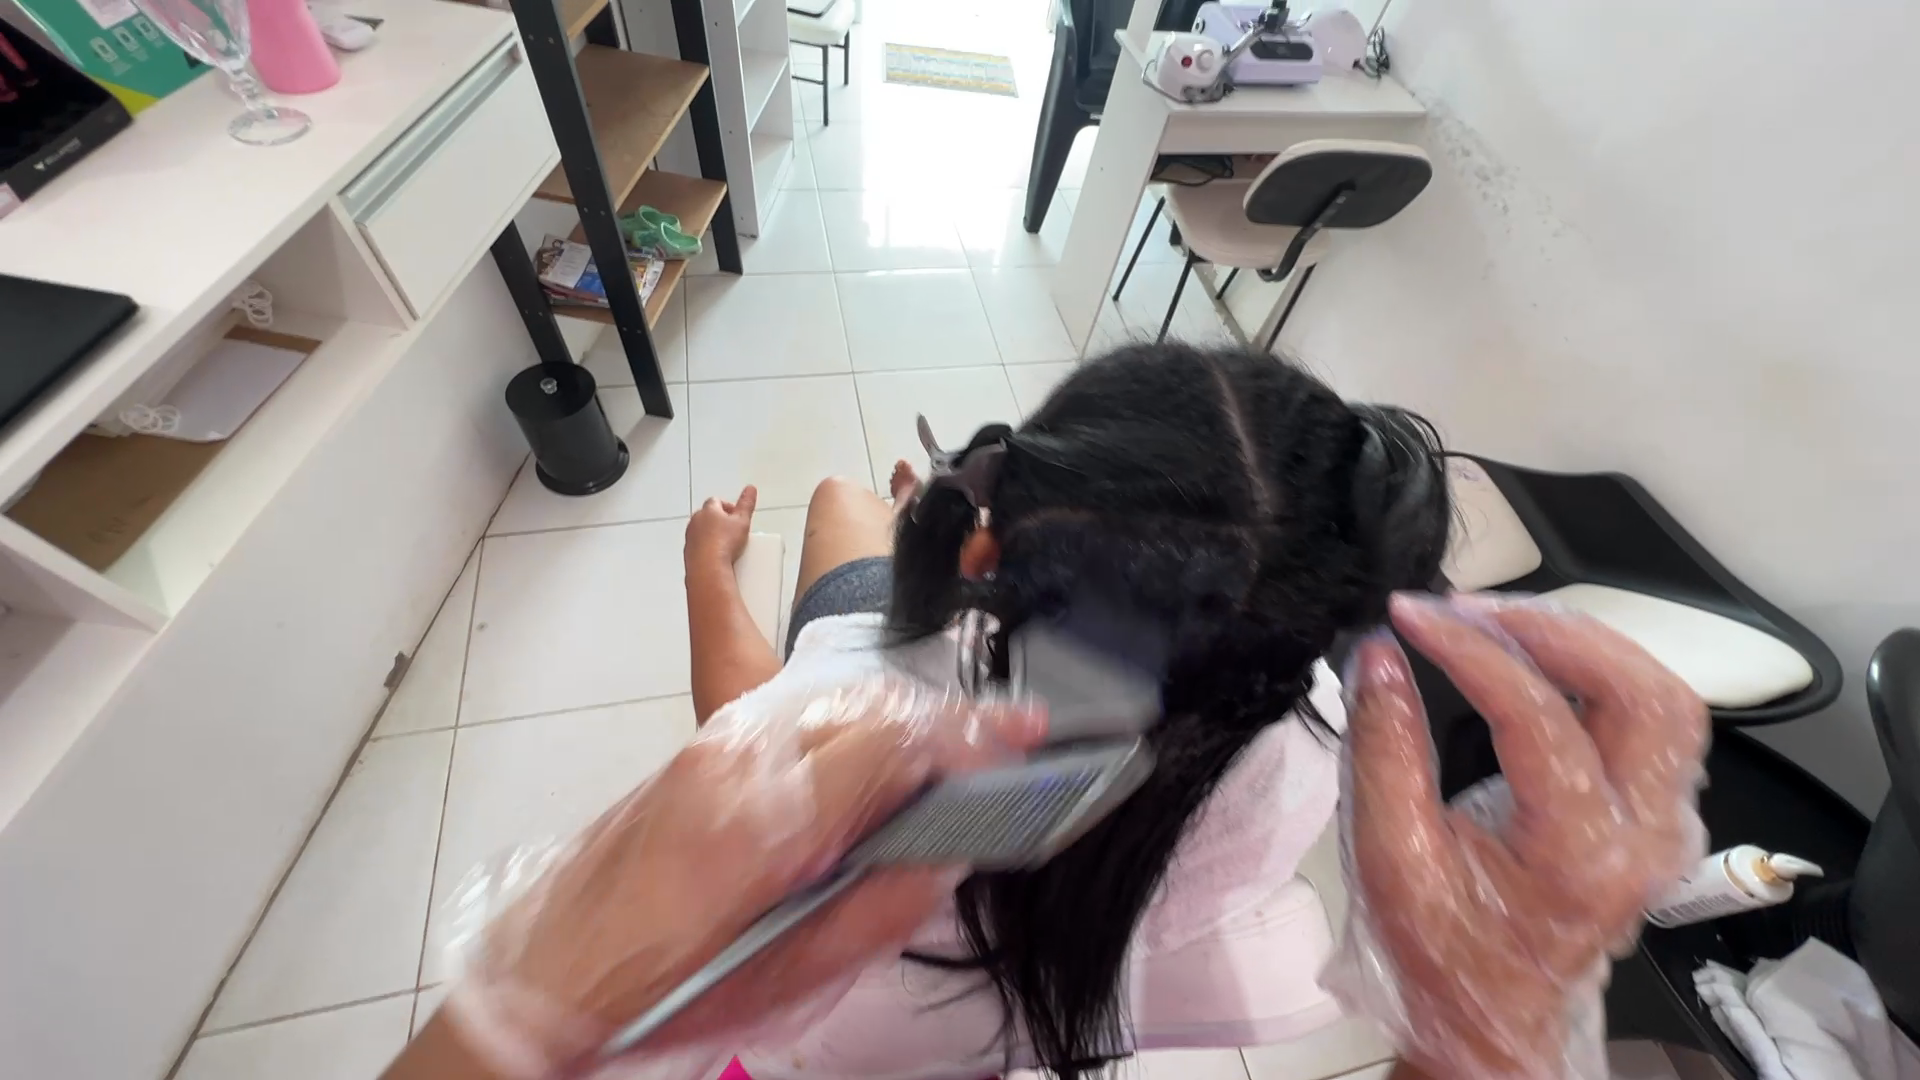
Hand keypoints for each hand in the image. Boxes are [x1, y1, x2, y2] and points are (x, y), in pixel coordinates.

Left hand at [438, 676, 1046, 1074]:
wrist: (549, 965)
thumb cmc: (668, 990)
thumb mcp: (785, 979)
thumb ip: (878, 910)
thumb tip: (946, 856)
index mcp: (767, 819)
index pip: (890, 744)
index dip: (967, 733)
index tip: (1025, 730)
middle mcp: (745, 756)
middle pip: (874, 709)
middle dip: (948, 724)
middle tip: (1000, 745)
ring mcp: (721, 740)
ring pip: (842, 704)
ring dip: (906, 722)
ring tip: (951, 756)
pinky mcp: (710, 740)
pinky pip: (808, 713)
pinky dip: (861, 726)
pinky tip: (877, 761)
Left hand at [686, 485, 756, 567]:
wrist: (708, 567)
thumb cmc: (723, 543)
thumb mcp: (743, 521)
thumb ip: (747, 503)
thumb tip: (750, 488)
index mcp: (708, 510)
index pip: (717, 501)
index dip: (728, 507)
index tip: (737, 515)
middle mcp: (695, 521)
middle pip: (708, 515)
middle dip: (720, 520)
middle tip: (734, 530)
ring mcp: (690, 537)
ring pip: (702, 531)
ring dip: (713, 534)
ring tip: (728, 545)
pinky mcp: (688, 552)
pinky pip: (699, 546)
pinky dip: (707, 548)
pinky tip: (719, 556)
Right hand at [1330, 593, 1708, 1079]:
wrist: (1488, 1013)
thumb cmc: (1432, 943)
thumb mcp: (1386, 850)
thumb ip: (1380, 748)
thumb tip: (1375, 655)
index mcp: (1578, 853)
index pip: (1540, 718)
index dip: (1469, 651)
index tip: (1405, 615)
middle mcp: (1646, 834)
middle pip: (1649, 696)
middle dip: (1553, 630)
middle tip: (1463, 607)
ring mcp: (1660, 823)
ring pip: (1661, 698)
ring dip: (1577, 641)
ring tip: (1487, 618)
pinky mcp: (1647, 812)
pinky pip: (1643, 717)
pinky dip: (1586, 667)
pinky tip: (1523, 653)